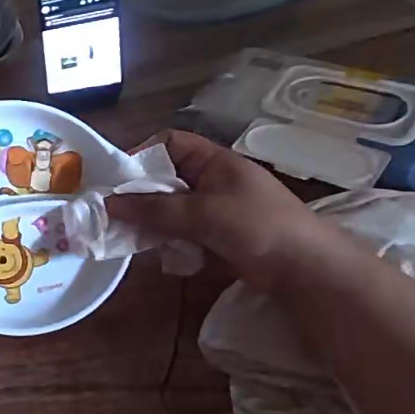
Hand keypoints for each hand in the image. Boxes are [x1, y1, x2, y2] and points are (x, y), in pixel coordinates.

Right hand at [106, 130, 338, 287]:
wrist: (305, 270)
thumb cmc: (257, 227)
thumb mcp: (201, 213)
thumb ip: (152, 209)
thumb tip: (108, 203)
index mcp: (212, 162)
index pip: (168, 143)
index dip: (142, 154)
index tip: (118, 178)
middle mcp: (209, 180)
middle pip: (161, 178)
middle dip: (137, 195)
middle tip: (113, 212)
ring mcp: (210, 209)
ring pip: (165, 208)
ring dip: (148, 222)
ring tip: (129, 236)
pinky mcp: (211, 235)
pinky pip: (176, 230)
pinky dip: (164, 240)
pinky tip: (155, 252)